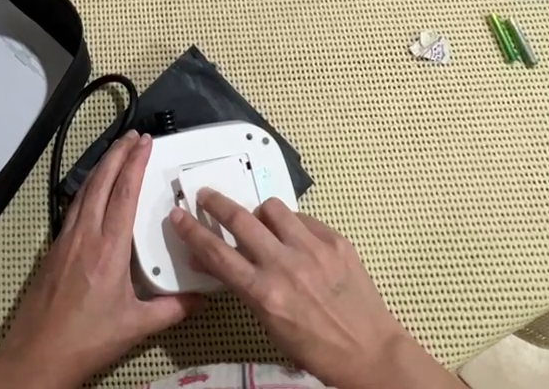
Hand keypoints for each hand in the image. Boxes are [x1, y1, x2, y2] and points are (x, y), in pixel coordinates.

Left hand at [0, 132, 203, 388]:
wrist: (37, 355)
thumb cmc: (87, 340)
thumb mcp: (135, 327)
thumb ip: (171, 310)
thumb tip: (202, 299)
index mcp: (109, 248)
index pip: (124, 193)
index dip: (135, 163)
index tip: (145, 142)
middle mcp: (85, 234)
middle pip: (101, 181)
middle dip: (118, 153)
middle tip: (134, 136)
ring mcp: (66, 239)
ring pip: (85, 190)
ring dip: (101, 166)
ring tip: (116, 152)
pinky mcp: (54, 248)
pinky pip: (74, 206)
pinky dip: (88, 187)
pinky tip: (93, 189)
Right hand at [170, 192, 461, 388]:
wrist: (371, 353)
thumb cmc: (315, 348)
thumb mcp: (270, 323)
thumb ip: (244, 287)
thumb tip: (217, 260)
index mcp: (264, 294)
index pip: (217, 254)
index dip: (193, 231)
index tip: (177, 215)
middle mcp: (285, 266)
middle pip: (240, 219)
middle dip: (217, 203)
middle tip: (205, 194)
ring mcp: (312, 249)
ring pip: (273, 208)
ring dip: (261, 213)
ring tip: (262, 222)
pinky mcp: (335, 240)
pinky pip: (304, 218)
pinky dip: (294, 224)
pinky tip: (297, 239)